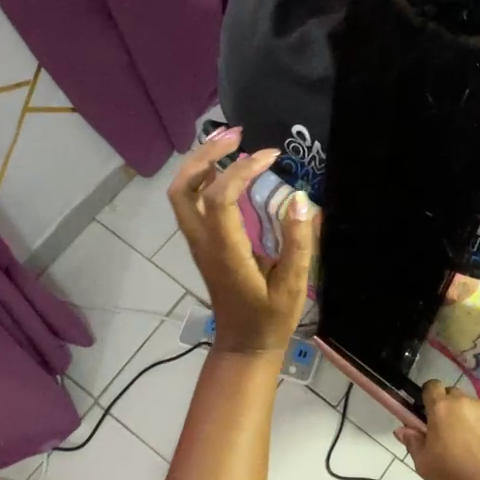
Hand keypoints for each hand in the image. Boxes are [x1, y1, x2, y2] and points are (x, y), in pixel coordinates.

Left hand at [166, 128, 313, 354]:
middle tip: (238, 134)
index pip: (219, 198)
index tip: (272, 157)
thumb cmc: (270, 318)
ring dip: (201, 162)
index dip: (242, 170)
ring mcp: (198, 242)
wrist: (244, 344)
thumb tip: (298, 198)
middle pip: (184, 188)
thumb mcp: (292, 285)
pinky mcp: (202, 243)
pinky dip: (204, 176)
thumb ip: (296, 242)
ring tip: (231, 142)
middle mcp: (204, 243)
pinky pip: (191, 201)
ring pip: (182, 193)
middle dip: (206, 155)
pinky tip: (228, 168)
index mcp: (225, 252)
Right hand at [396, 380, 479, 479]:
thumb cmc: (453, 476)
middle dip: (448, 407)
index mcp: (440, 408)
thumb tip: (402, 429)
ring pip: (471, 404)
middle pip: (452, 395)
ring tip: (471, 441)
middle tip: (448, 430)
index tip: (429, 414)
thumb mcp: (424, 463)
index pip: (431, 386)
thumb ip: (412, 441)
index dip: (429, 397)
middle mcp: (463, 400)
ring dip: (467, 416)